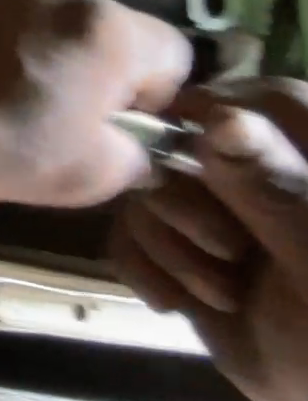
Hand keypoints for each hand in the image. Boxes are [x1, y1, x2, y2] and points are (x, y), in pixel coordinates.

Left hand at [0, 0, 190, 206]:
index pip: (167, 53)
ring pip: (15, 11)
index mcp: (100, 26)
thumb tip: (127, 137)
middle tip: (24, 110)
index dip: (144, 94)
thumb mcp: (80, 177)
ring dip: (8, 43)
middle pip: (84, 25)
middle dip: (70, 65)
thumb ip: (131, 152)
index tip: (99, 124)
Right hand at [111, 82, 307, 400]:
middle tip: (226, 250)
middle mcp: (265, 176)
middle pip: (186, 144)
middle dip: (184, 204)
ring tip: (213, 291)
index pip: (269, 99)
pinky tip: (180, 301)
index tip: (190, 154)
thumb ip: (277, 189)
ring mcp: (215, 207)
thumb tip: (222, 118)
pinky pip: (124, 227)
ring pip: (147, 188)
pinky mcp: (171, 237)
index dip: (223, 118)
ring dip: (167, 246)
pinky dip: (143, 266)